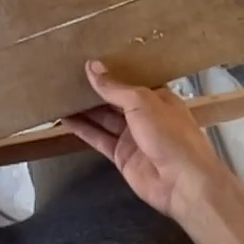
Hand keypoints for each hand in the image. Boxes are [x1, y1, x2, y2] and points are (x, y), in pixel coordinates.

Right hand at [63, 60, 229, 216]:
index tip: (86, 60)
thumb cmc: (169, 134)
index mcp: (156, 98)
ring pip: (103, 119)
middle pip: (114, 100)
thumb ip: (114, 87)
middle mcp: (145, 116)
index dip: (110, 72)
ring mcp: (132, 137)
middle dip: (93, 90)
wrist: (184, 183)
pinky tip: (64, 119)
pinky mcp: (121, 156)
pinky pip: (98, 138)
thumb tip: (92, 66)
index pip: (129, 82)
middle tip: (67, 75)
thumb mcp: (141, 102)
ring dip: (83, 109)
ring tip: (60, 94)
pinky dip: (82, 129)